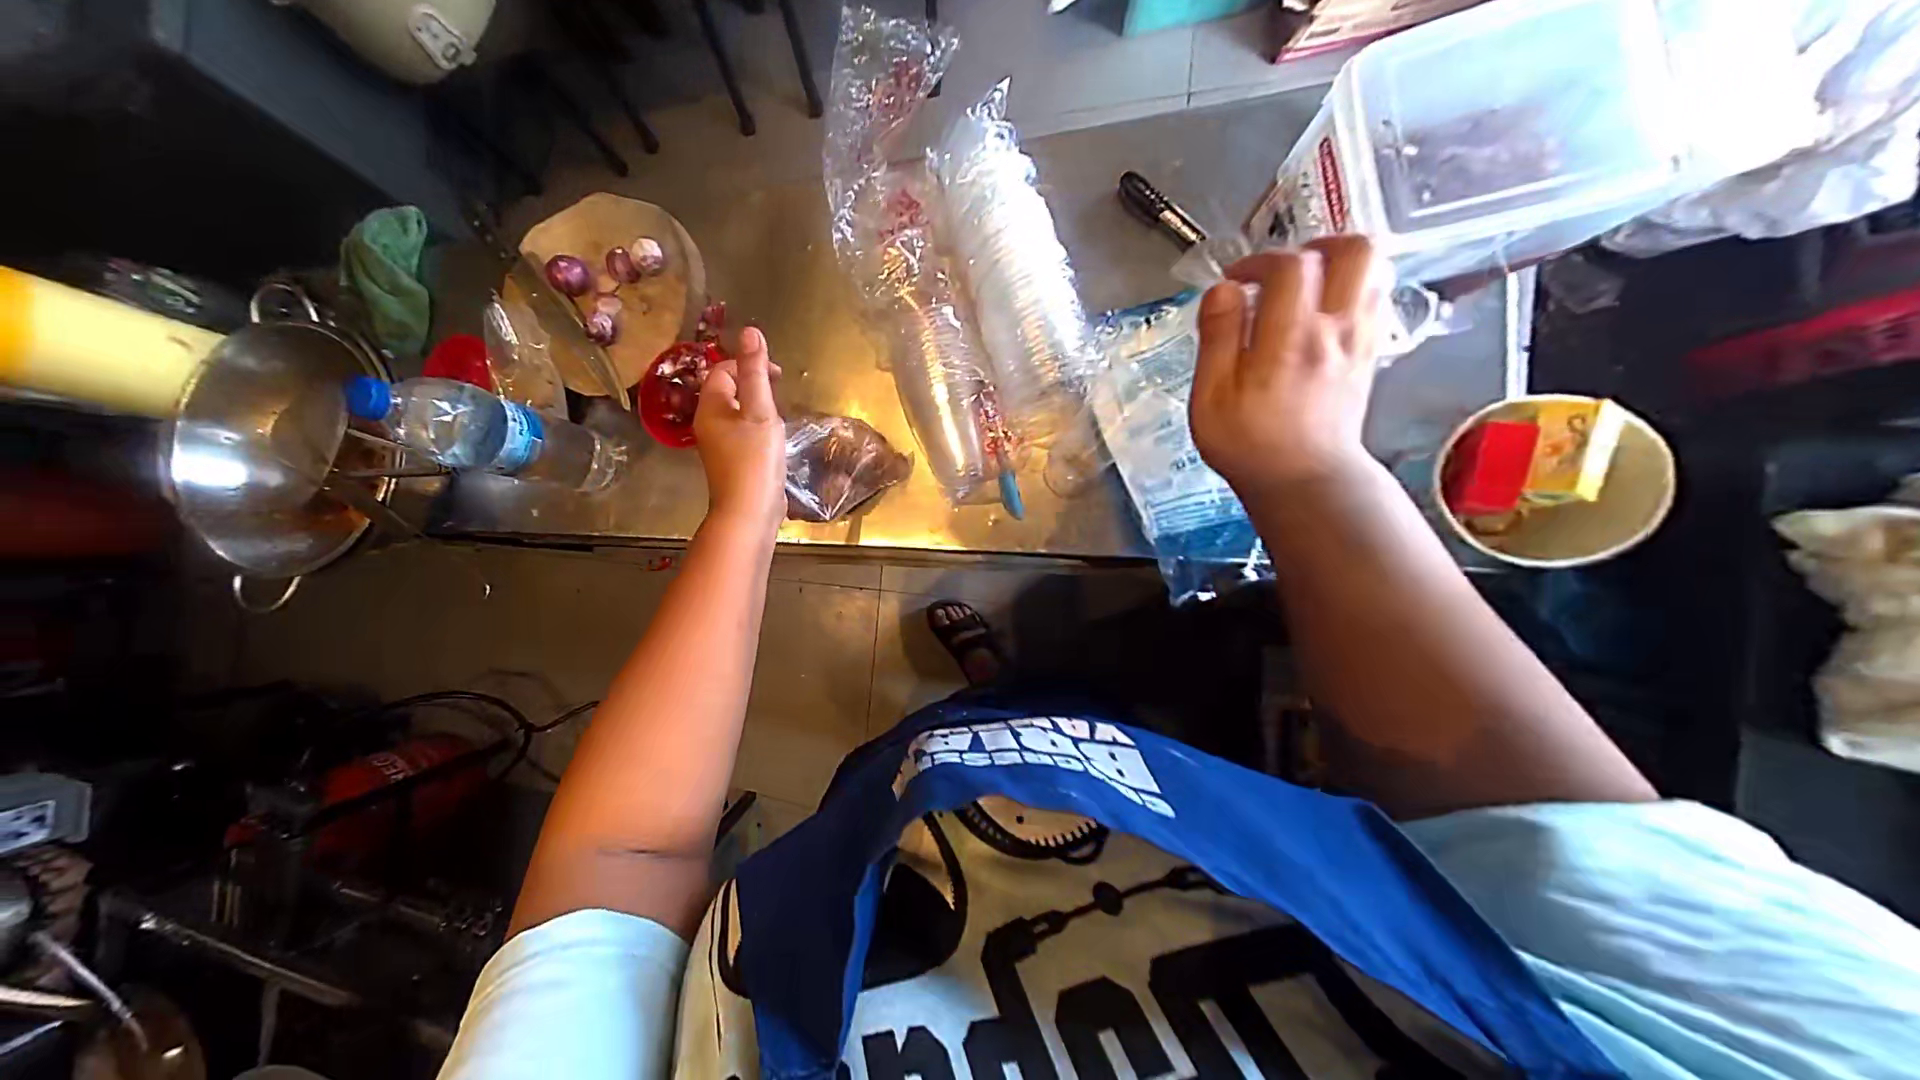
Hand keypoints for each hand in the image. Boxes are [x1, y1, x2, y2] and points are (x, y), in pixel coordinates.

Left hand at [695, 326, 786, 534]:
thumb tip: (750, 331)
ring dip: (759, 408)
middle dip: (755, 385)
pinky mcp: (732, 461)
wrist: (749, 512)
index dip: (749, 364)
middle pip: (729, 390)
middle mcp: (708, 423)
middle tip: (780, 396)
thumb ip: (756, 372)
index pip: (724, 370)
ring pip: (737, 412)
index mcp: (710, 407)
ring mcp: (719, 444)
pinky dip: (759, 429)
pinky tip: (774, 441)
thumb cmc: (755, 459)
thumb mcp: (760, 411)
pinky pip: (743, 433)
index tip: (778, 375)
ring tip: (779, 419)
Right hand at [1189, 236, 1387, 505]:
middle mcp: (1335, 330)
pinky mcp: (1369, 355)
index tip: (1236, 281)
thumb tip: (1223, 290)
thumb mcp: (1210, 397)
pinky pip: (1376, 299)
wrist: (1305, 482)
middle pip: (1355, 250)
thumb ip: (1216, 337)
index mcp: (1290, 339)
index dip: (1258, 261)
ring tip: (1305, 285)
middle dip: (1317, 244)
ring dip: (1339, 264)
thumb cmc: (1248, 444)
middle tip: (1284, 267)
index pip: (1289, 266)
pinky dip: (1352, 290)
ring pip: (1374, 271)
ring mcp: (1360, 341)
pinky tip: (1321, 312)